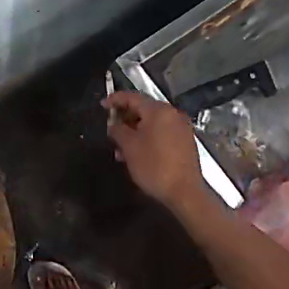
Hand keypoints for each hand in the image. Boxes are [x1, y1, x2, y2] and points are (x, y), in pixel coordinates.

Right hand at [103, 91, 210, 213]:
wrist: (184, 191)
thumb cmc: (154, 166)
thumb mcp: (130, 147)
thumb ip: (118, 131)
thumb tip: (113, 125)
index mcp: (159, 110)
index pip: (133, 97)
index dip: (115, 100)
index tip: (103, 105)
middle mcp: (173, 114)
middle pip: (144, 110)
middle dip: (125, 120)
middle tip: (111, 131)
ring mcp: (181, 128)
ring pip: (152, 124)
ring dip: (135, 133)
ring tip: (120, 150)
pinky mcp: (185, 142)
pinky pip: (162, 133)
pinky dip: (148, 139)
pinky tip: (137, 155)